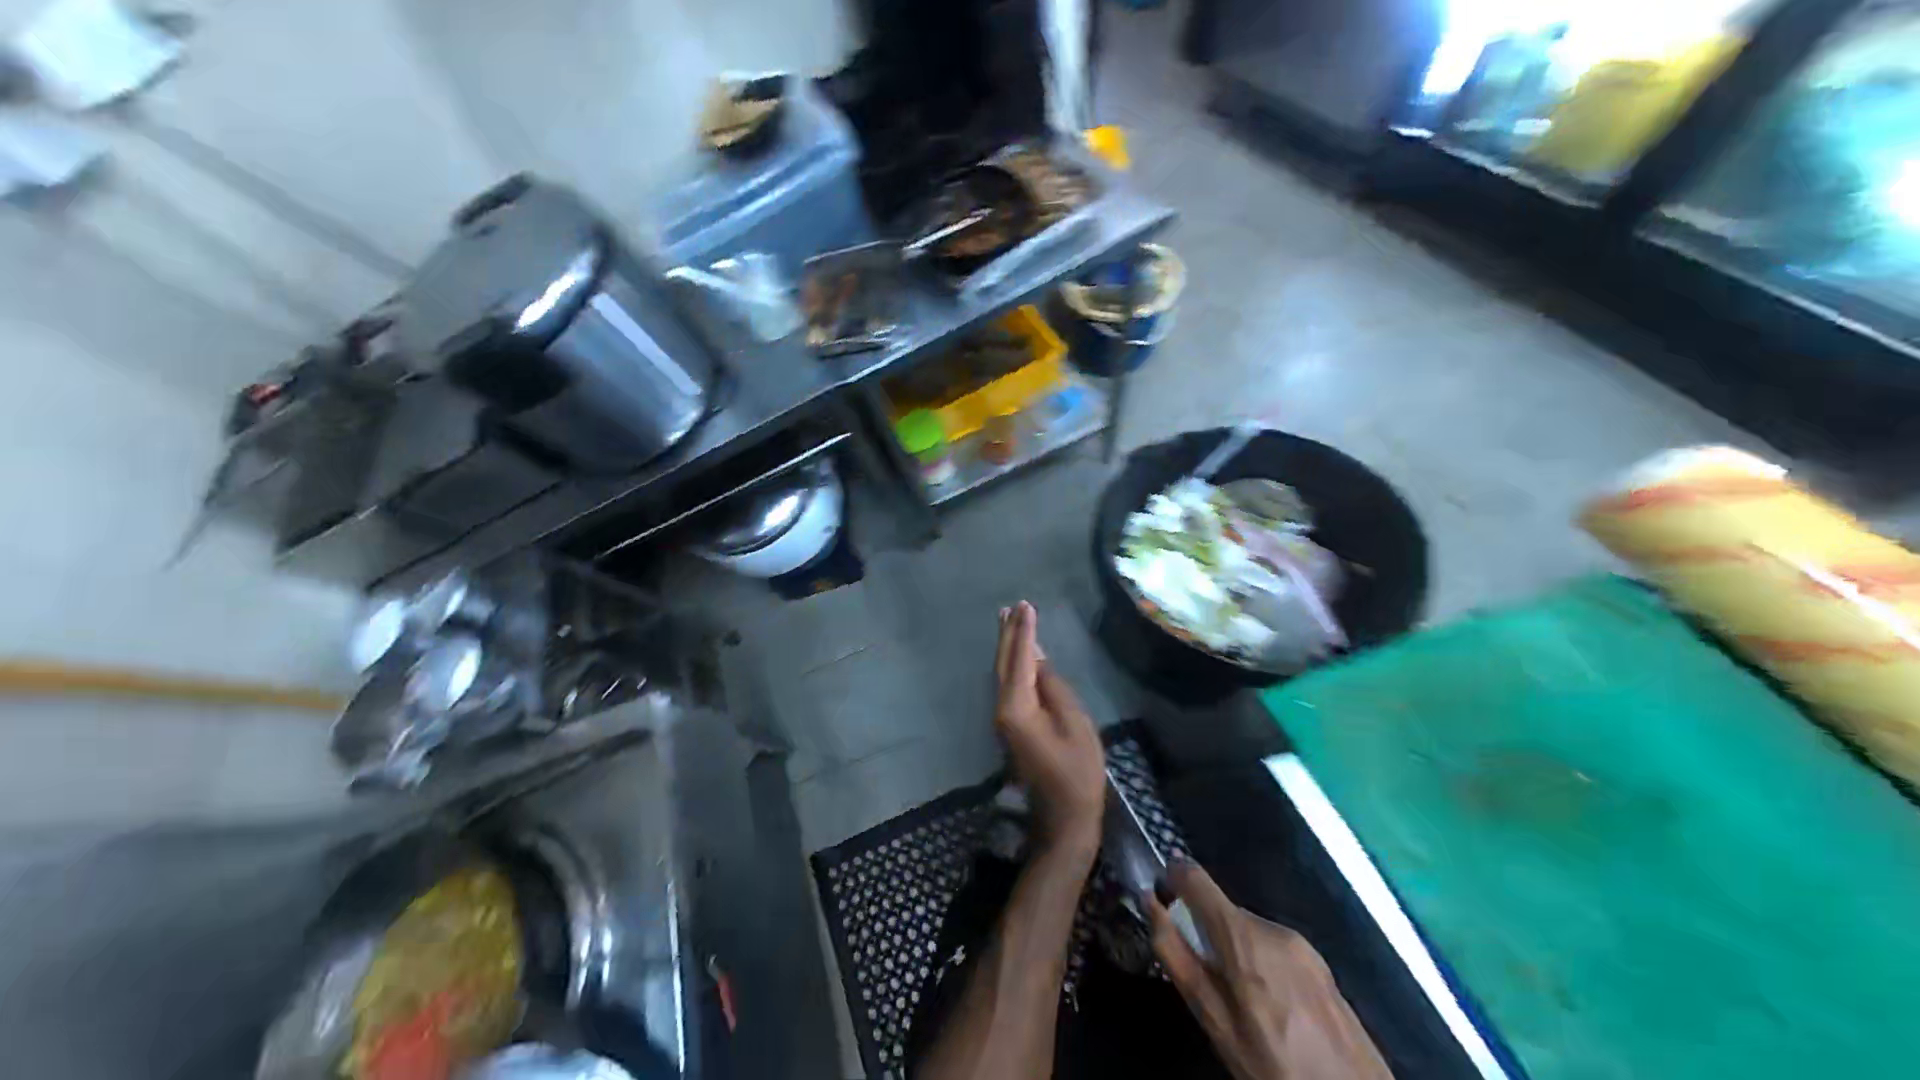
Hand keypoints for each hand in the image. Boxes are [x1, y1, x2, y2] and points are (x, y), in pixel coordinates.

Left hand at [994, 601, 1105, 855]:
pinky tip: (1017, 656)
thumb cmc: (1077, 773)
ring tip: (1009, 621)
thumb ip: (1054, 688)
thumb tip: (1039, 660)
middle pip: (1004, 664)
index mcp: (1017, 707)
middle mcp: (1002, 710)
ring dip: (1007, 647)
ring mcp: (1003, 721)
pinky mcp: (1010, 728)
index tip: (1025, 605)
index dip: (1024, 631)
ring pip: (1002, 675)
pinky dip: (1012, 665)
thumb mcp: (1076, 724)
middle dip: (1008, 634)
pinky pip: (1008, 686)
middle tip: (1011, 607)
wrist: (1062, 819)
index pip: (1020, 659)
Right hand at [1151, 863, 1392, 1079]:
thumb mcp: (1214, 1020)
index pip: (1194, 876)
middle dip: (1206, 933)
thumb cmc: (1274, 1066)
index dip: (1171, 880)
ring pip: (1247, 929)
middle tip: (1207, 982)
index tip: (1162, 905)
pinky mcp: (1321, 962)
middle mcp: (1272, 927)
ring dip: (1233, 951)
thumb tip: (1149, 902)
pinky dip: (1260, 963)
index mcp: (1243, 937)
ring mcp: (1302, 943)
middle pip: (1221, 909)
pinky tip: (1272, 1007)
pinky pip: (1273, 946)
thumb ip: (1176, 956)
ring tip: (1242, 1003)